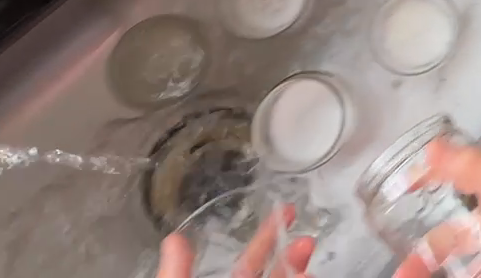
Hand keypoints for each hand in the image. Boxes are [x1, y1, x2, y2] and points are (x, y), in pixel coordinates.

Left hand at [156, 205, 316, 277]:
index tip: (287, 210)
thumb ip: (176, 274)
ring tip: (307, 255)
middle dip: (292, 253)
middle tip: (309, 236)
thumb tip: (171, 238)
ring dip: (298, 269)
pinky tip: (309, 275)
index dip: (265, 238)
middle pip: (273, 274)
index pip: (247, 265)